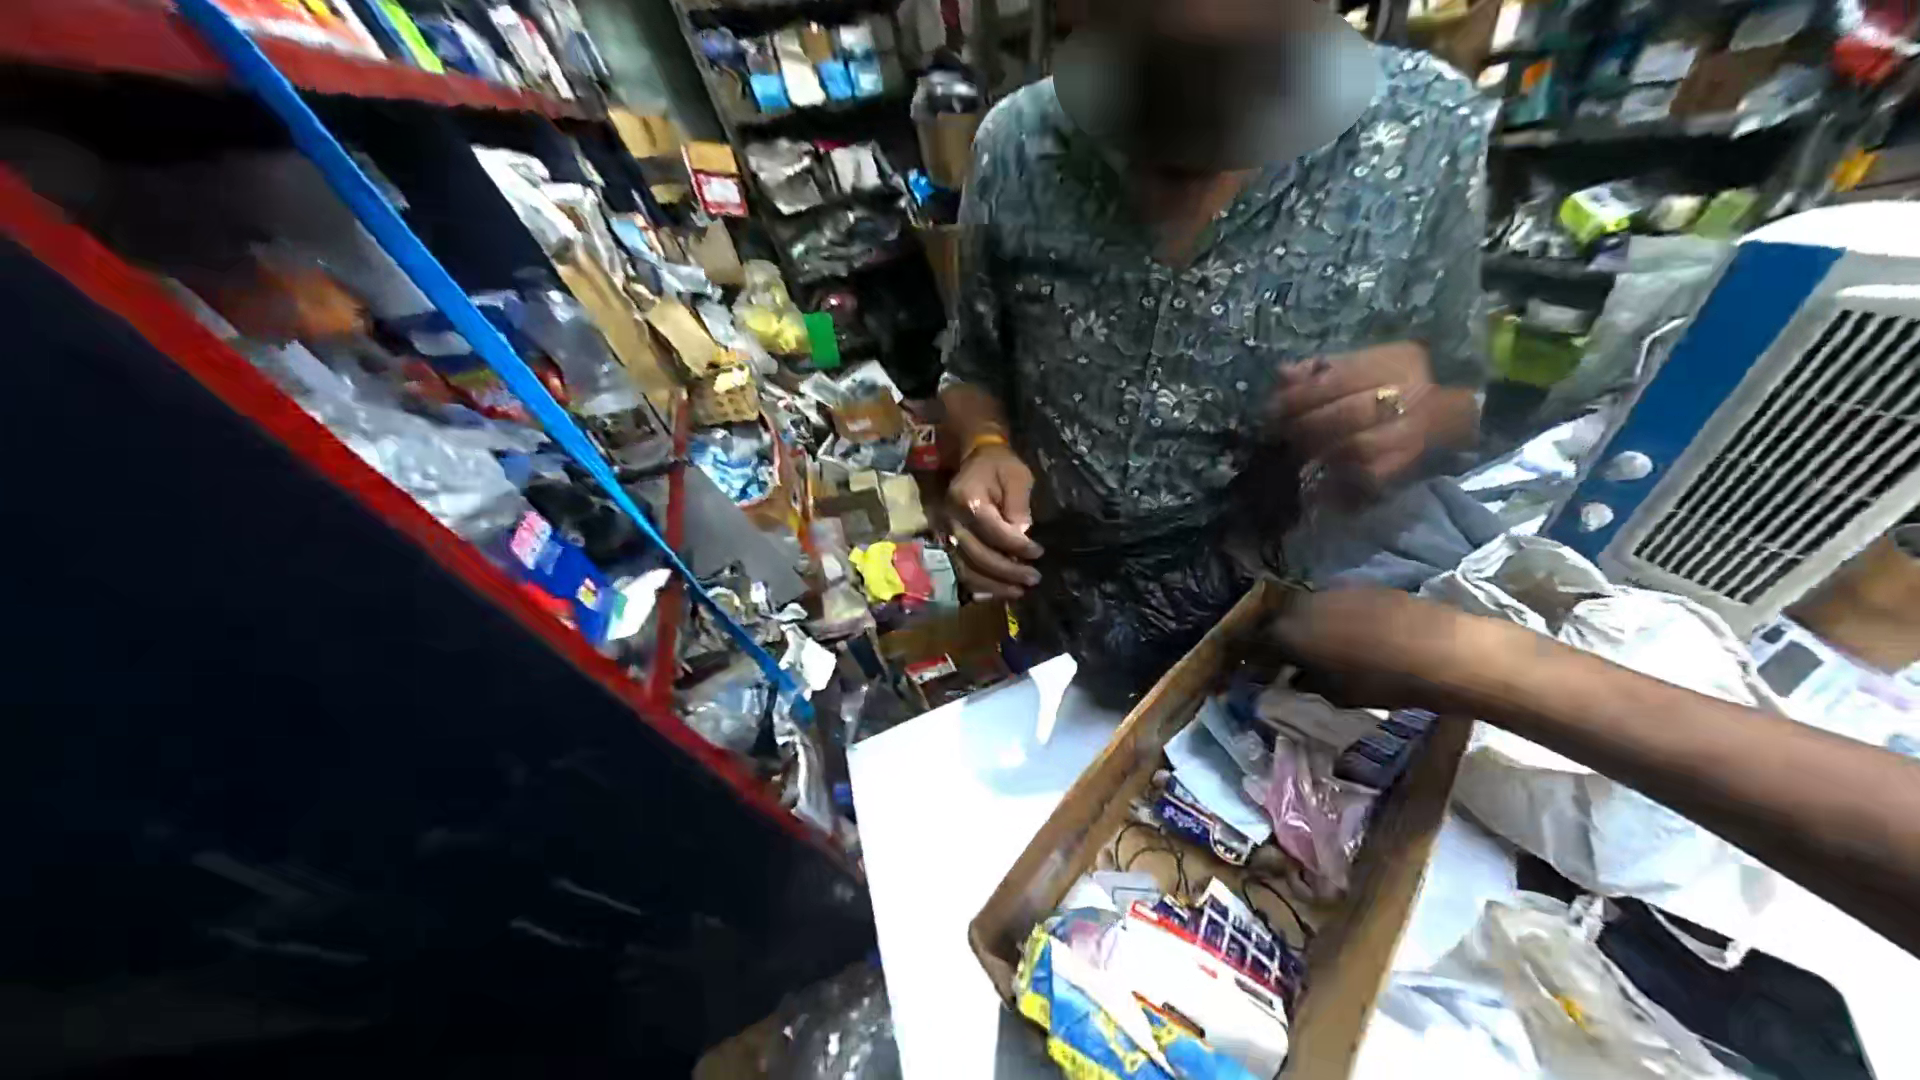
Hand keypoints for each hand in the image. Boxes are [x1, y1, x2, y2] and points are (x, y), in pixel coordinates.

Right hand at [946, 443, 1044, 599]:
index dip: (1017, 547)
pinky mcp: (949, 543)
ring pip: (967, 569)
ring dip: (994, 585)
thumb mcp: (1017, 477)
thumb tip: (1021, 536)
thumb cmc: (999, 466)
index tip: (1038, 553)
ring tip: (1019, 591)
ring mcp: (946, 534)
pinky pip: (962, 570)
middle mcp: (951, 520)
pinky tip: (1001, 590)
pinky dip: (982, 584)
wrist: (975, 458)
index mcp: (967, 499)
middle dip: (1008, 572)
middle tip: (1033, 579)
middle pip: (978, 555)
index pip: (993, 532)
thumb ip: (1018, 506)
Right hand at [1246, 587, 1512, 711]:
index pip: (1250, 640)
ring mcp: (1333, 592)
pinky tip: (1350, 636)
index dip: (1246, 655)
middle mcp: (1302, 605)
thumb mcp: (1336, 694)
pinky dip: (1331, 619)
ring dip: (1304, 626)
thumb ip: (1304, 682)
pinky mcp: (1362, 587)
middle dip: (1274, 637)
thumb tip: (1290, 678)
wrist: (1448, 652)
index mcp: (1288, 632)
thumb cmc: (1385, 682)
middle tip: (1283, 659)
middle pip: (1275, 619)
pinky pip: (1332, 604)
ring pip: (1304, 609)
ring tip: (1319, 648)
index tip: (1250, 669)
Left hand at [1267, 341, 1475, 490]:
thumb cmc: (1388, 384)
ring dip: (1319, 450)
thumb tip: (1283, 373)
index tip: (1273, 407)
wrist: (1446, 414)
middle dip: (1306, 425)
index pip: (1340, 379)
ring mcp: (1415, 432)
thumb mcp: (1358, 365)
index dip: (1300, 396)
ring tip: (1297, 448)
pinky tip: (1319, 471)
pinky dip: (1338, 475)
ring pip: (1358, 447)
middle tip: (1281, 430)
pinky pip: (1368, 475)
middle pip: (1349, 414)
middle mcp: (1413, 396)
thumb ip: (1318, 370)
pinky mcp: (1409, 464)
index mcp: (1399, 362)